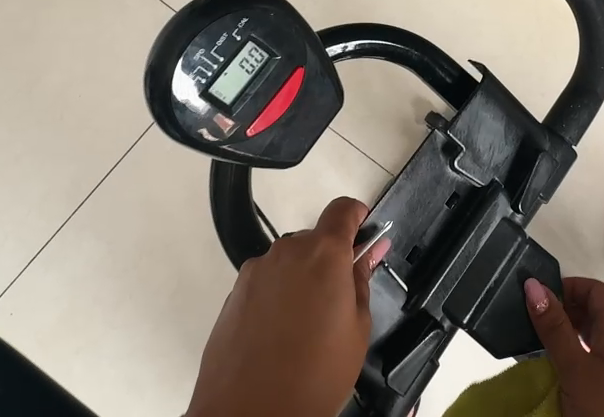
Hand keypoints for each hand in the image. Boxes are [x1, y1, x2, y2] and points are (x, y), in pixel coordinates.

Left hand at [187, 197, 390, 416]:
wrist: (249, 415)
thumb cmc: (311, 377)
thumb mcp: (357, 330)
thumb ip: (362, 281)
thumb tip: (368, 254)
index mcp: (324, 253)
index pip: (344, 208)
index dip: (358, 217)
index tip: (364, 234)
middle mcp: (288, 252)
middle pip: (316, 239)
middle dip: (330, 260)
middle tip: (340, 300)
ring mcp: (257, 271)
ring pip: (290, 263)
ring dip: (302, 280)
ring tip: (307, 328)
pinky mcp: (235, 293)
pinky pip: (266, 283)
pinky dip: (278, 298)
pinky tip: (282, 336)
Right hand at [525, 276, 603, 416]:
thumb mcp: (574, 366)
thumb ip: (554, 327)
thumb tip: (534, 286)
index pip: (596, 290)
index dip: (570, 286)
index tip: (543, 295)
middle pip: (595, 312)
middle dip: (566, 310)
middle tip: (538, 319)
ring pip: (594, 338)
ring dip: (569, 334)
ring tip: (543, 343)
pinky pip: (594, 361)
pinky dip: (575, 357)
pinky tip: (558, 372)